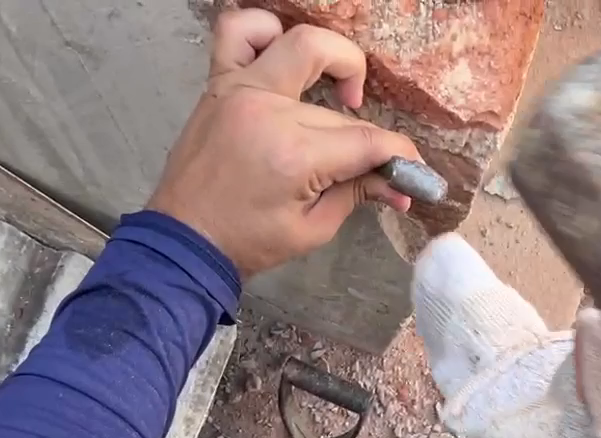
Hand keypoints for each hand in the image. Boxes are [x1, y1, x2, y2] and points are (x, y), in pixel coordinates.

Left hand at [147, 10, 422, 277]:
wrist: (187, 241)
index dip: (398, 156)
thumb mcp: (312, 230)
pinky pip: (238, 32)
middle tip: (377, 165)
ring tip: (342, 94)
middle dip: (371, 139)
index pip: (365, 142)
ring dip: (334, 61)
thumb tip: (395, 184)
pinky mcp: (219, 84)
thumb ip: (354, 195)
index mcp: (294, 155)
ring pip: (300, 45)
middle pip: (338, 110)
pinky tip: (284, 58)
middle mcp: (269, 110)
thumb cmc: (249, 243)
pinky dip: (265, 31)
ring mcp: (241, 89)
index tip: (413, 171)